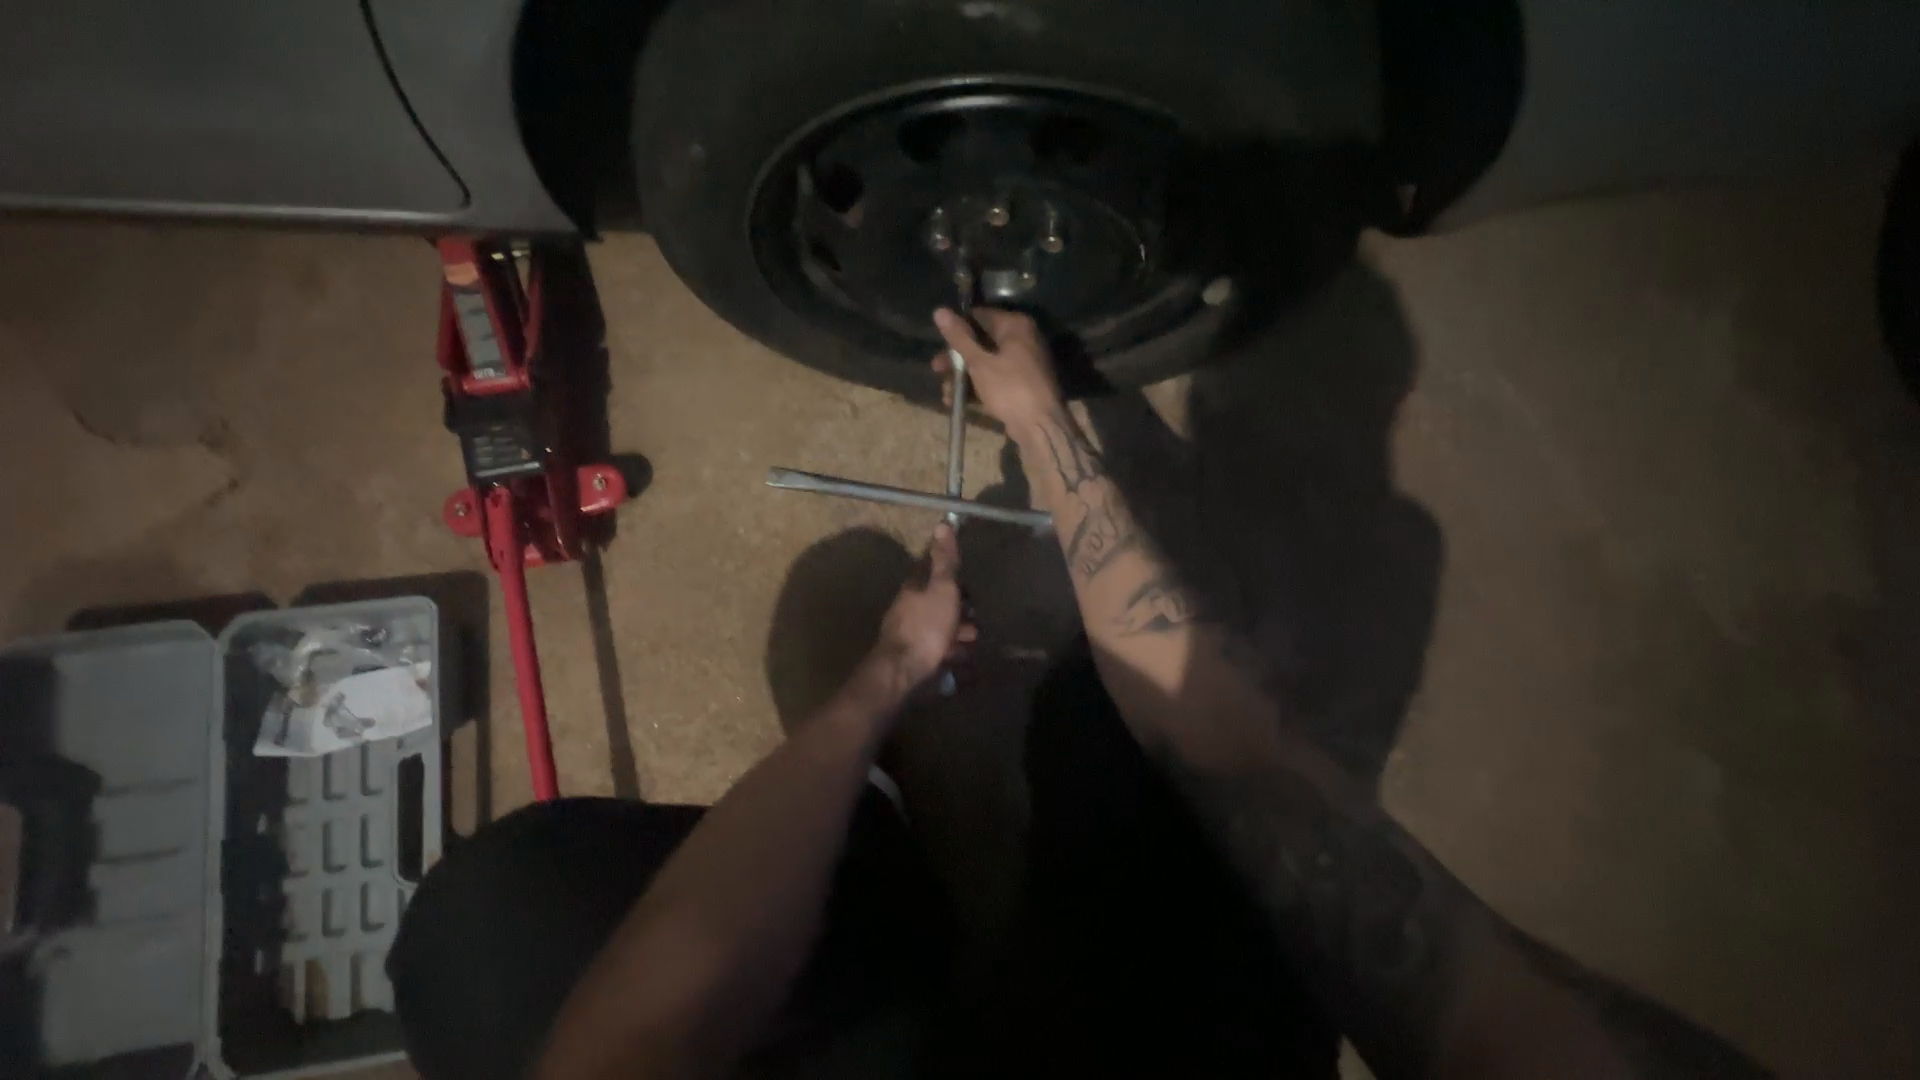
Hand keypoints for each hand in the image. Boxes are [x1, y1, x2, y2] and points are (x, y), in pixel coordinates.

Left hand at [865, 523, 976, 696]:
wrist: (902, 671)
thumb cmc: (926, 627)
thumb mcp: (942, 589)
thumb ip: (944, 560)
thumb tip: (942, 523)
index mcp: (913, 587)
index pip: (933, 574)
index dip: (953, 579)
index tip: (969, 588)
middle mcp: (907, 607)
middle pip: (937, 602)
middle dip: (959, 609)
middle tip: (976, 619)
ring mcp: (907, 633)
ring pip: (937, 626)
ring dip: (957, 632)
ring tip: (972, 641)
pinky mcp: (911, 656)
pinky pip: (935, 648)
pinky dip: (949, 650)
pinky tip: (959, 659)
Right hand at [933, 308, 1064, 437]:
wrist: (1040, 426)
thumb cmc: (1010, 388)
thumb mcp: (979, 362)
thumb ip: (959, 338)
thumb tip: (939, 311)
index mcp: (1015, 325)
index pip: (979, 316)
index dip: (957, 328)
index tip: (939, 342)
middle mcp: (1021, 339)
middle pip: (981, 341)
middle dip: (957, 359)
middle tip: (936, 370)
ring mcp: (1022, 363)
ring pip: (985, 362)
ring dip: (963, 377)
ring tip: (946, 393)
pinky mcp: (1020, 384)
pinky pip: (994, 379)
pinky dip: (977, 387)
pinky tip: (957, 401)